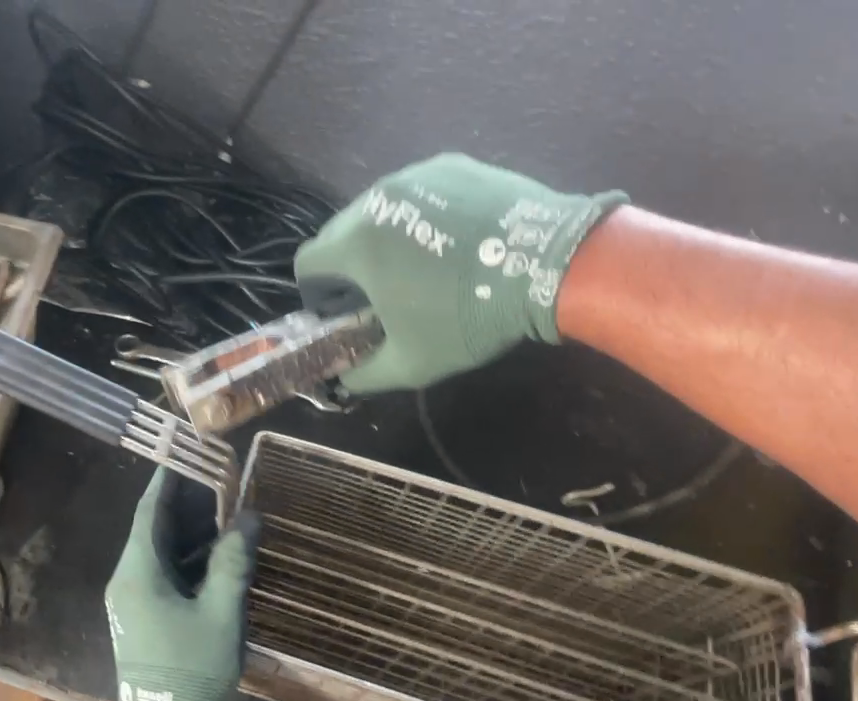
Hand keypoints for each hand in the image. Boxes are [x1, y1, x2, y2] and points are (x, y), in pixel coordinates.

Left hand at [94, 470, 258, 700]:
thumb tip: (247, 517)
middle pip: (153, 529)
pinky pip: (161, 575)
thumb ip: (233, 562)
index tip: (188, 451)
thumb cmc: (192, 670)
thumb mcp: (221, 613)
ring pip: (158, 554)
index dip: (169, 479)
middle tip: (220, 479)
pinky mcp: (141, 618)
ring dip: (189, 534)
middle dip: (185, 504)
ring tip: (226, 512)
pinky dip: (187, 561)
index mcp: (138, 572)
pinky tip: (217, 558)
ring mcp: (131, 600)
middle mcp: (127, 579)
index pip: (150, 511)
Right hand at [294, 152, 625, 393]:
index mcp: (357, 243)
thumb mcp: (409, 363)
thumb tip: (344, 377)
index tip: (343, 312)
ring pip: (378, 212)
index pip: (307, 263)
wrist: (549, 266)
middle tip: (380, 295)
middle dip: (348, 267)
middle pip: (339, 234)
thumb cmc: (468, 318)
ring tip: (420, 268)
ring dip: (383, 242)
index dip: (317, 294)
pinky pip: (416, 196)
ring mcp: (417, 175)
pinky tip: (451, 245)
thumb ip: (362, 374)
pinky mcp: (453, 166)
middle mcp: (377, 199)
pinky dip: (420, 221)